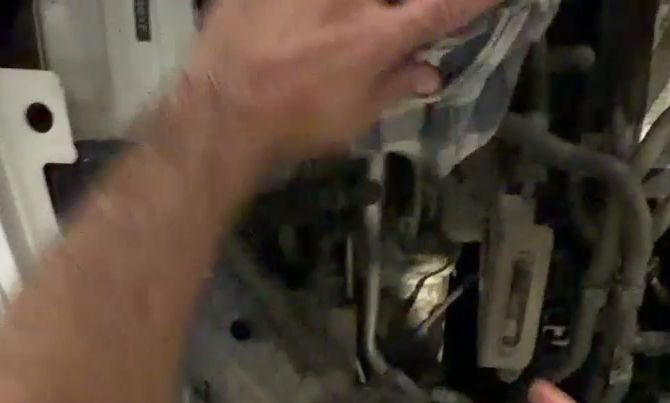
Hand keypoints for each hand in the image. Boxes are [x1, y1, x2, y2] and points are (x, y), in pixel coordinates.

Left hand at [183, 0, 502, 168]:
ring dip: (359, 16)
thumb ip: (395, 86)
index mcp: (380, 38)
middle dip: (407, 13)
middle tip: (387, 34)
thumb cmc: (294, 124)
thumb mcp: (353, 118)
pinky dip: (320, 10)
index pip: (445, 7)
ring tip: (335, 42)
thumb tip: (432, 73)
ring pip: (358, 0)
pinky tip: (307, 31)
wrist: (224, 110)